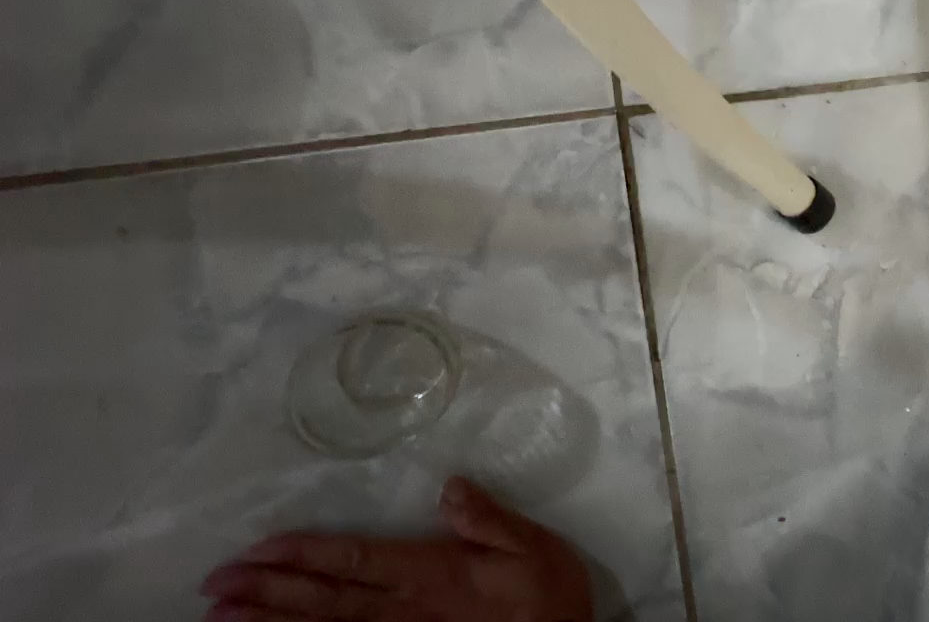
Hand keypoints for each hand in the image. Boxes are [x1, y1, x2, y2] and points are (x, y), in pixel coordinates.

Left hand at [200, 477, 592, 621]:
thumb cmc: (544, 591)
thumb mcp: (531, 546)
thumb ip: (488, 519)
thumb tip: (449, 487)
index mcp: (434, 572)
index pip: (360, 561)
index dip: (309, 555)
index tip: (261, 550)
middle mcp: (405, 608)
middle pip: (327, 601)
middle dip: (270, 590)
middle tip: (216, 584)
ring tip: (223, 618)